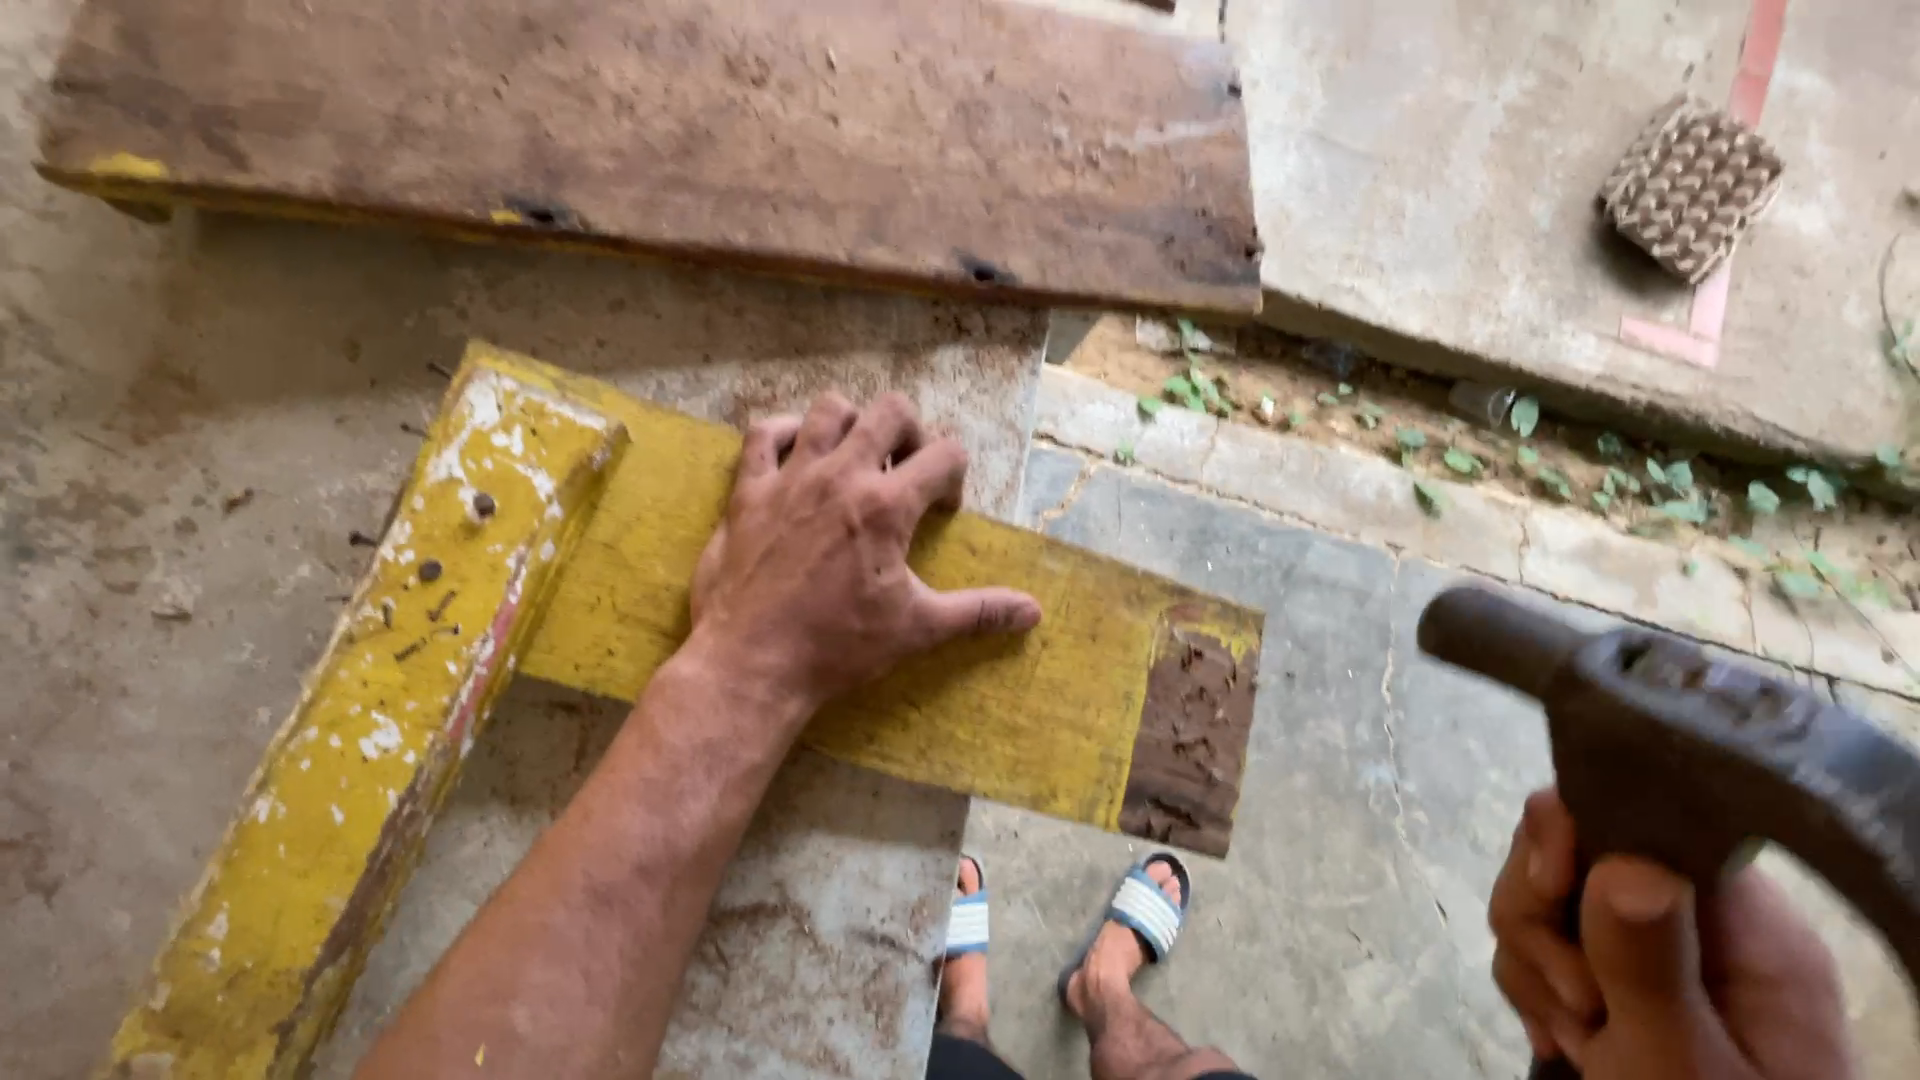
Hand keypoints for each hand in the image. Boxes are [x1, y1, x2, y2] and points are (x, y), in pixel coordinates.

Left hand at [687, 392, 1041, 716]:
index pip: (944, 453)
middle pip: (890, 410)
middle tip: (906, 471)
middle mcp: (841, 476)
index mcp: (887, 506)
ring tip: (856, 457)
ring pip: (828, 409)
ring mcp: (790, 478)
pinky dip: (786, 433)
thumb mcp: (917, 629)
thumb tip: (1033, 613)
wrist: (751, 664)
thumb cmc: (838, 647)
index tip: (943, 510)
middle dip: (910, 432)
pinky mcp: (748, 491)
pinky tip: (799, 455)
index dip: (955, 474)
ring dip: (852, 424)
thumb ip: (978, 612)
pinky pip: (764, 434)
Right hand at [1488, 789, 1852, 1079]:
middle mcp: (1692, 917)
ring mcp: (1646, 945)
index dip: (1570, 832)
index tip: (1545, 886)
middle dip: (1538, 920)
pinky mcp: (1608, 971)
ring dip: (1532, 966)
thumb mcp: (1681, 1062)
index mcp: (1743, 925)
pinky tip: (1563, 1039)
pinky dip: (1531, 988)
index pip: (1637, 818)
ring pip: (1534, 898)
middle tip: (1573, 997)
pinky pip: (1531, 941)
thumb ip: (1648, 964)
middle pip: (1564, 854)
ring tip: (1576, 1038)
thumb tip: (1624, 864)